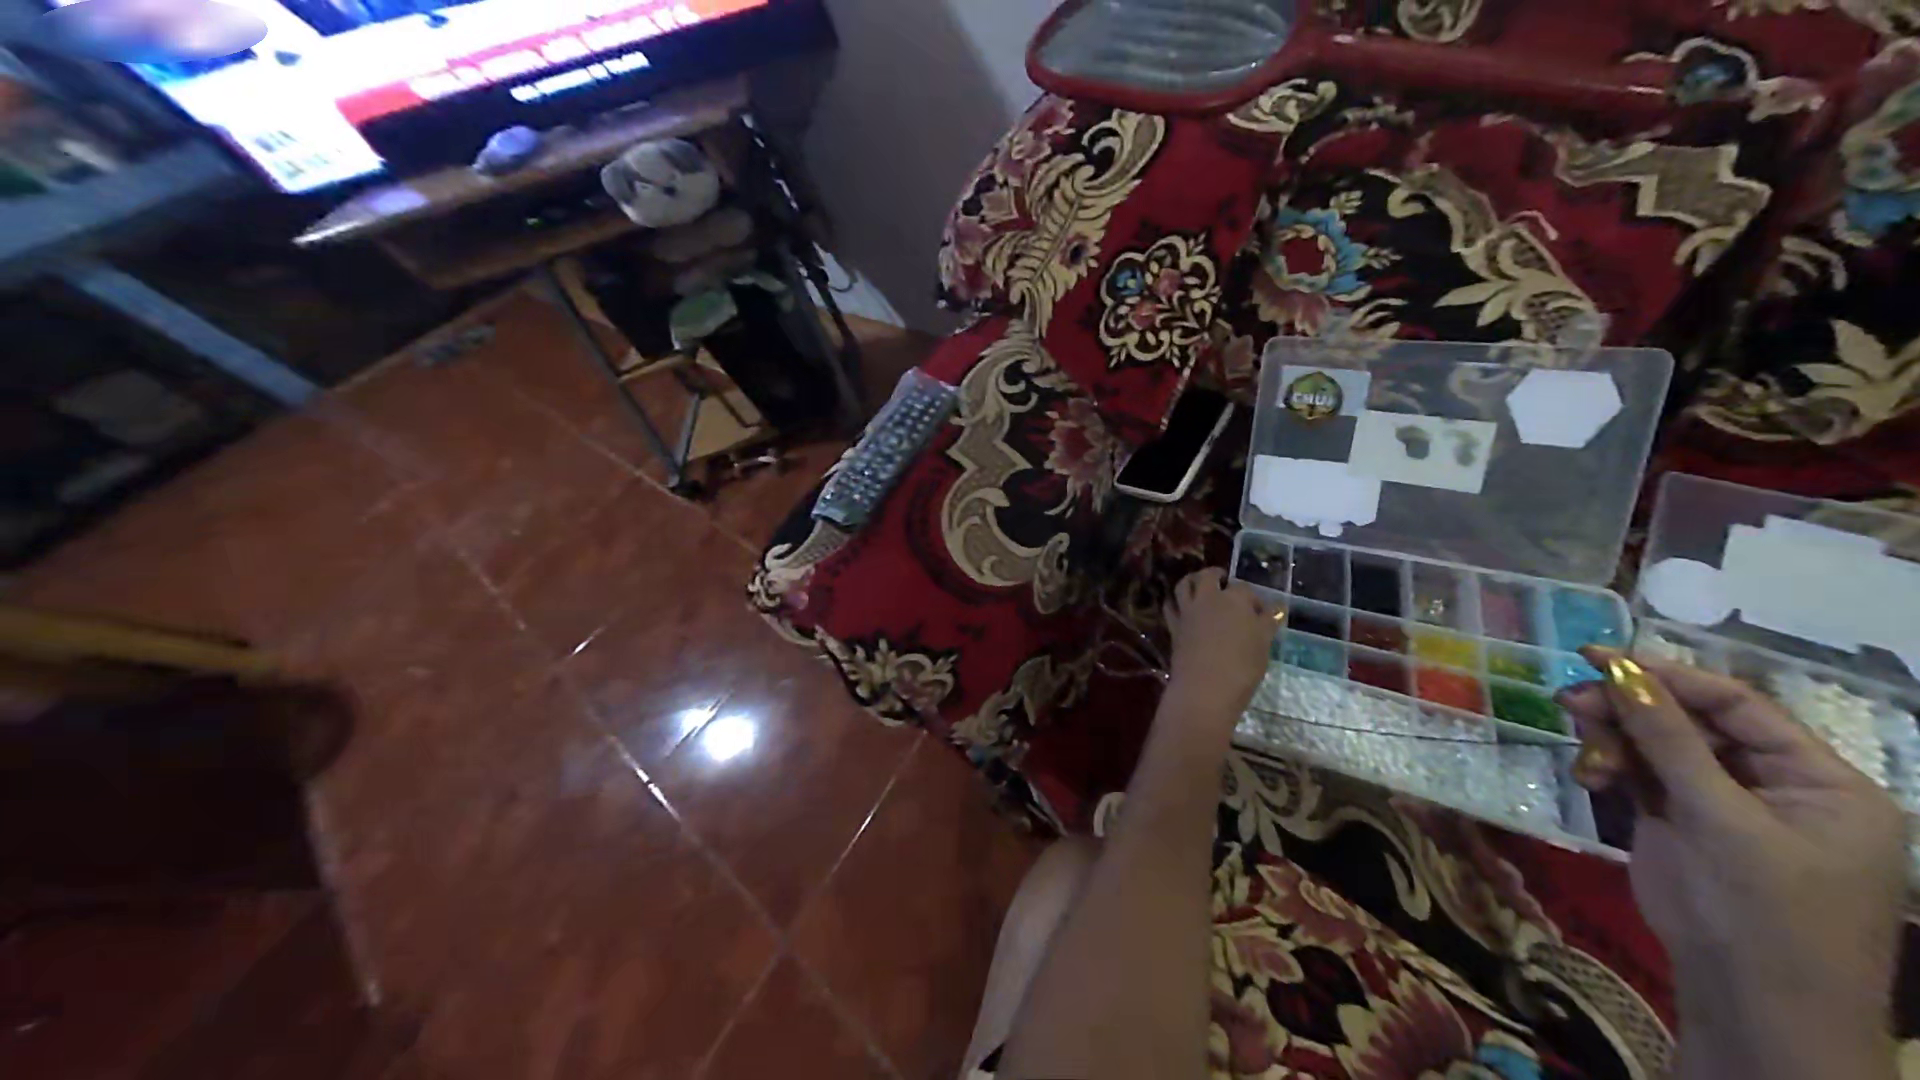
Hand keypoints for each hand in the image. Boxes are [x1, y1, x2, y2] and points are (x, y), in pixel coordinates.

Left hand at [1161, 568, 1280, 717]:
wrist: (1205, 687)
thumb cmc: (1242, 666)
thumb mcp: (1263, 644)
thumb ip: (1266, 623)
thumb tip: (1274, 610)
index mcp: (1235, 599)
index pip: (1245, 589)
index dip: (1253, 598)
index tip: (1260, 611)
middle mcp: (1208, 598)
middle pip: (1208, 576)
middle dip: (1217, 575)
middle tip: (1224, 581)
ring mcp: (1188, 611)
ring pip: (1184, 585)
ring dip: (1191, 580)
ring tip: (1200, 585)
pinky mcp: (1173, 626)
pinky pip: (1170, 606)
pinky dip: (1175, 602)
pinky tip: (1181, 606)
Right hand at [1557, 648, 1903, 1079]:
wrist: (1749, 997)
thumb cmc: (1763, 911)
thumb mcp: (1721, 821)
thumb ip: (1670, 743)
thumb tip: (1623, 672)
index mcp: (1821, 782)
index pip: (1742, 707)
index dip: (1671, 677)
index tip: (1601, 656)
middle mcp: (1773, 784)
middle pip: (1691, 722)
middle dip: (1631, 709)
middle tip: (1572, 698)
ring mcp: (1721, 802)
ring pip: (1656, 745)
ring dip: (1613, 738)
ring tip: (1579, 742)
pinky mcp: (1677, 819)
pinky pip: (1638, 773)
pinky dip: (1609, 766)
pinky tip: (1589, 775)